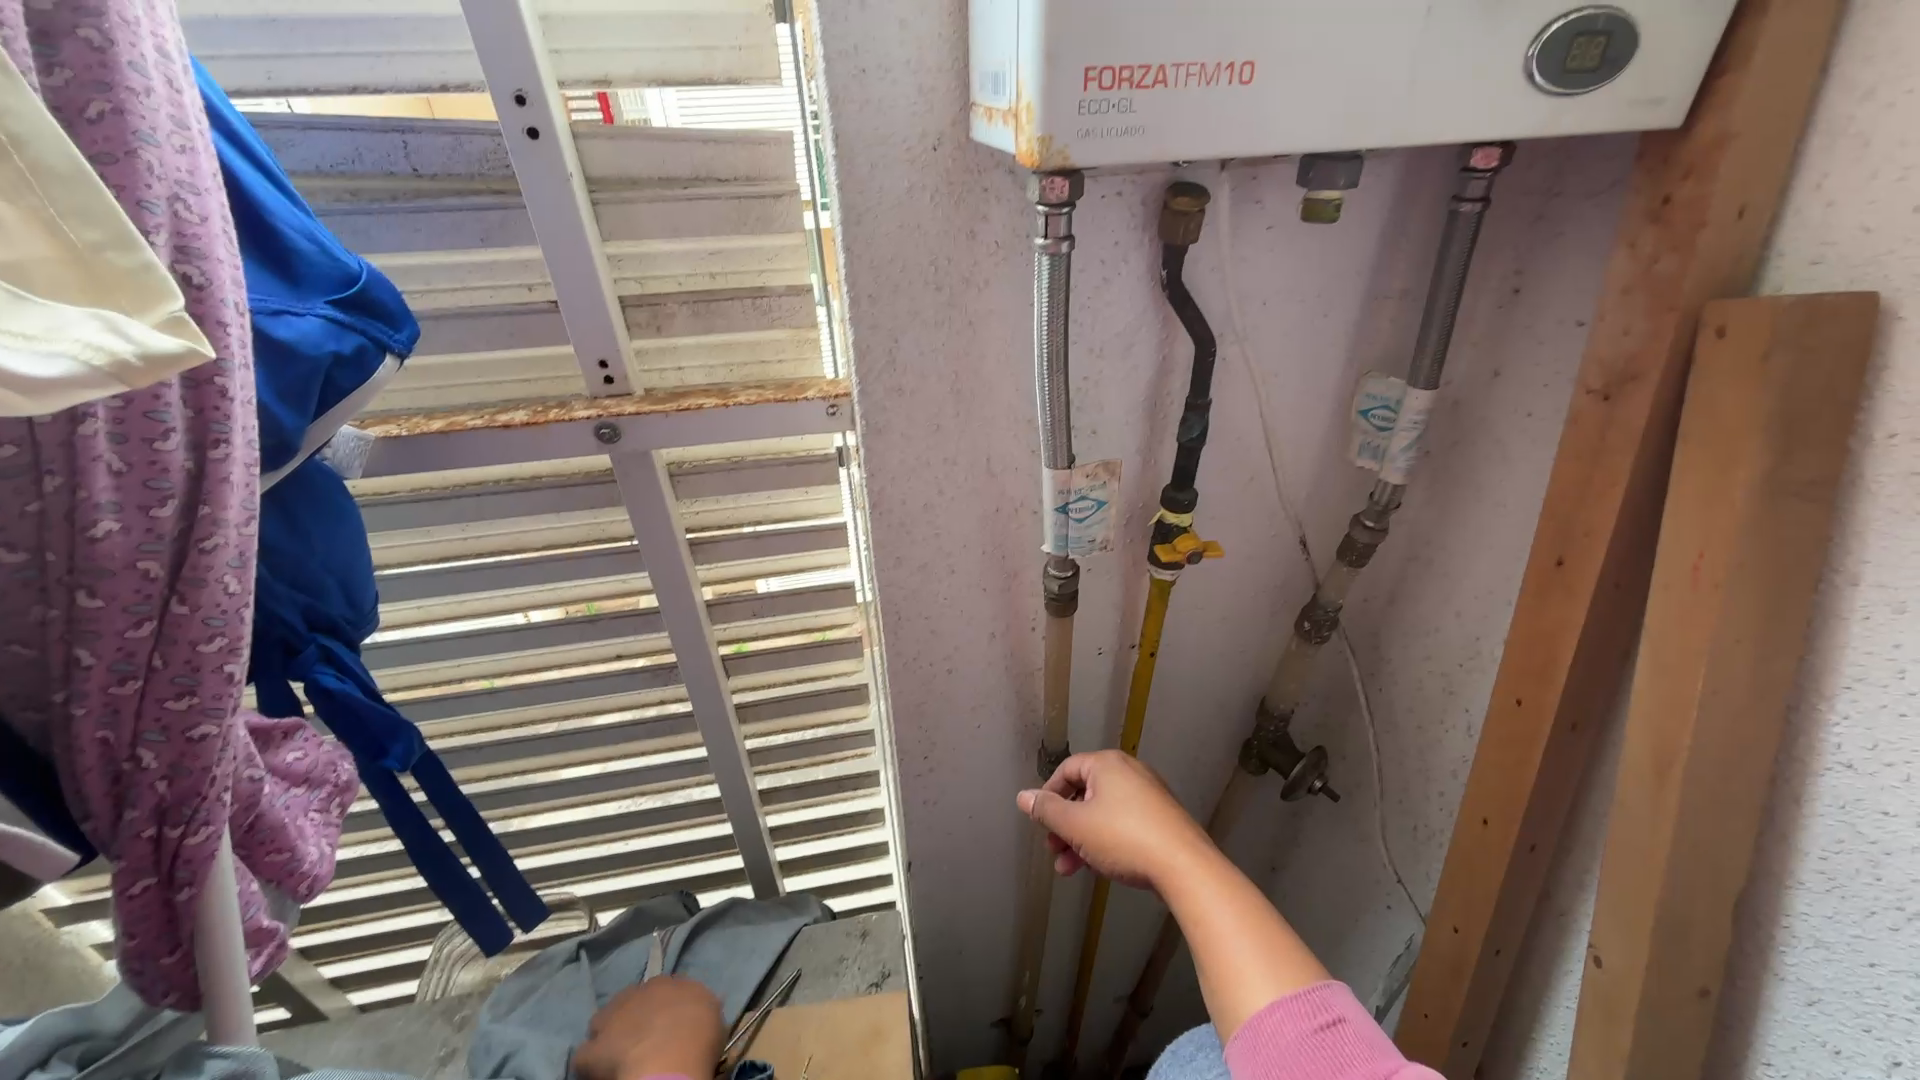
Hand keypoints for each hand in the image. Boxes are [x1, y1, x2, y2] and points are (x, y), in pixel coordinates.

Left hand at [574, 976, 723, 1079]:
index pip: (663, 988)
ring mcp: (613, 1016)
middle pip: (631, 1000)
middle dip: (634, 1014)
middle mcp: (640, 991)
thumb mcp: (714, 1016)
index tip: (668, 1022)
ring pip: (604, 1020)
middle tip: (644, 1037)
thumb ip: (701, 1009)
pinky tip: (603, 1071)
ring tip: (619, 1053)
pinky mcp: (593, 1046)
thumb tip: (697, 1014)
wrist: (669, 1062)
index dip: (663, 1007)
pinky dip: (592, 1062)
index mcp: (671, 983)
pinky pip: (587, 1054)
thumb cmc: (698, 1039)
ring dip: (610, 1032)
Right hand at [1016, 749, 1216, 890]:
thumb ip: (1046, 810)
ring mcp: (1149, 795)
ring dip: (1082, 839)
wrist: (1185, 868)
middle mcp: (1130, 772)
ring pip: (1103, 812)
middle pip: (1085, 793)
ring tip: (1070, 869)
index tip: (1041, 822)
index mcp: (1107, 764)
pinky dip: (1106, 840)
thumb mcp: (1076, 825)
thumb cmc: (1123, 838)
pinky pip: (1124, 823)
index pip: (1066, 770)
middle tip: (1054, 850)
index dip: (1048, 795)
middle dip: (1065, 825)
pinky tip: (1099, 867)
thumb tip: (1023, 796)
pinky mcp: (1162, 819)